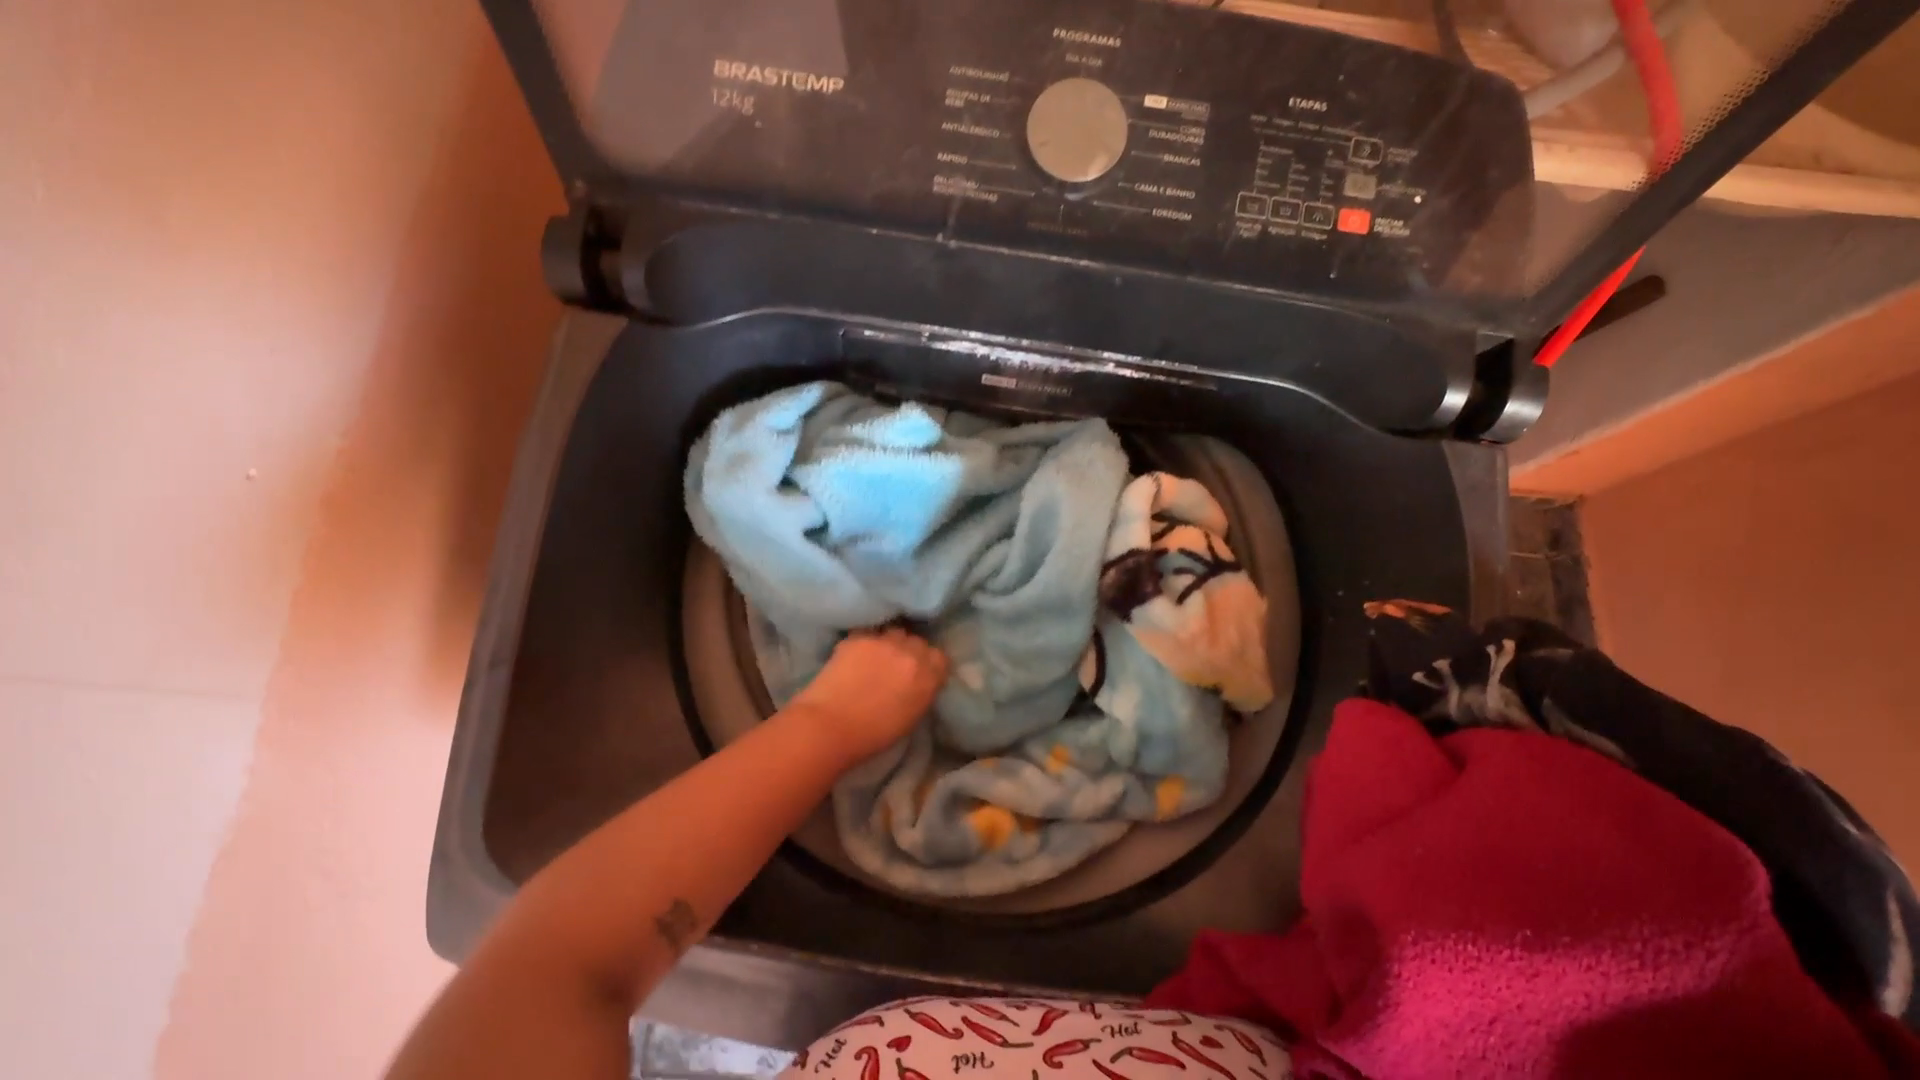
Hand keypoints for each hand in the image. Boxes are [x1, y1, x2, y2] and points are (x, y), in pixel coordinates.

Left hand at [785, 626, 948, 762]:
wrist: (830, 726)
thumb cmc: (873, 735)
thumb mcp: (911, 717)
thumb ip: (921, 693)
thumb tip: (918, 683)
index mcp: (929, 677)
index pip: (940, 658)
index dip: (930, 665)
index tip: (921, 674)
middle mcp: (911, 653)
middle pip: (917, 641)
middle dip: (910, 651)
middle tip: (897, 666)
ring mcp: (884, 642)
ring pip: (894, 633)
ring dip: (890, 643)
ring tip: (877, 657)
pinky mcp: (858, 637)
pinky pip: (869, 634)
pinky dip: (865, 643)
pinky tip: (855, 656)